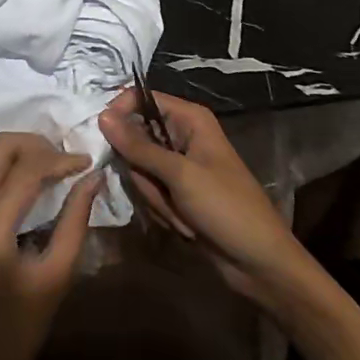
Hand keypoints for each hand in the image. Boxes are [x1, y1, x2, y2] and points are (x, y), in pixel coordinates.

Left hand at [0, 132, 103, 359]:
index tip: (87, 162)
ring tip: (48, 162)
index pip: (26, 171)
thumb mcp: (56, 278)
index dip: (61, 158)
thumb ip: (75, 220)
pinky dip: (1, 161)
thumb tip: (94, 177)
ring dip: (17, 147)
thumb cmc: (16, 330)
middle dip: (35, 142)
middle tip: (64, 158)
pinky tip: (26, 176)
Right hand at [98, 90, 311, 307]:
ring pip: (141, 171)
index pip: (142, 99)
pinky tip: (185, 226)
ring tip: (182, 213)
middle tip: (164, 190)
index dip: (121, 112)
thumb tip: (102, 116)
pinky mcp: (178, 193)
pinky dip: (162, 211)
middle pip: (137, 138)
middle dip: (144, 171)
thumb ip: (138, 146)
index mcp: (190, 118)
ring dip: (155, 197)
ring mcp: (179, 167)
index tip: (102, 134)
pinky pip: (151, 193)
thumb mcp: (179, 175)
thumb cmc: (225, 207)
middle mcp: (183, 136)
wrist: (257, 260)